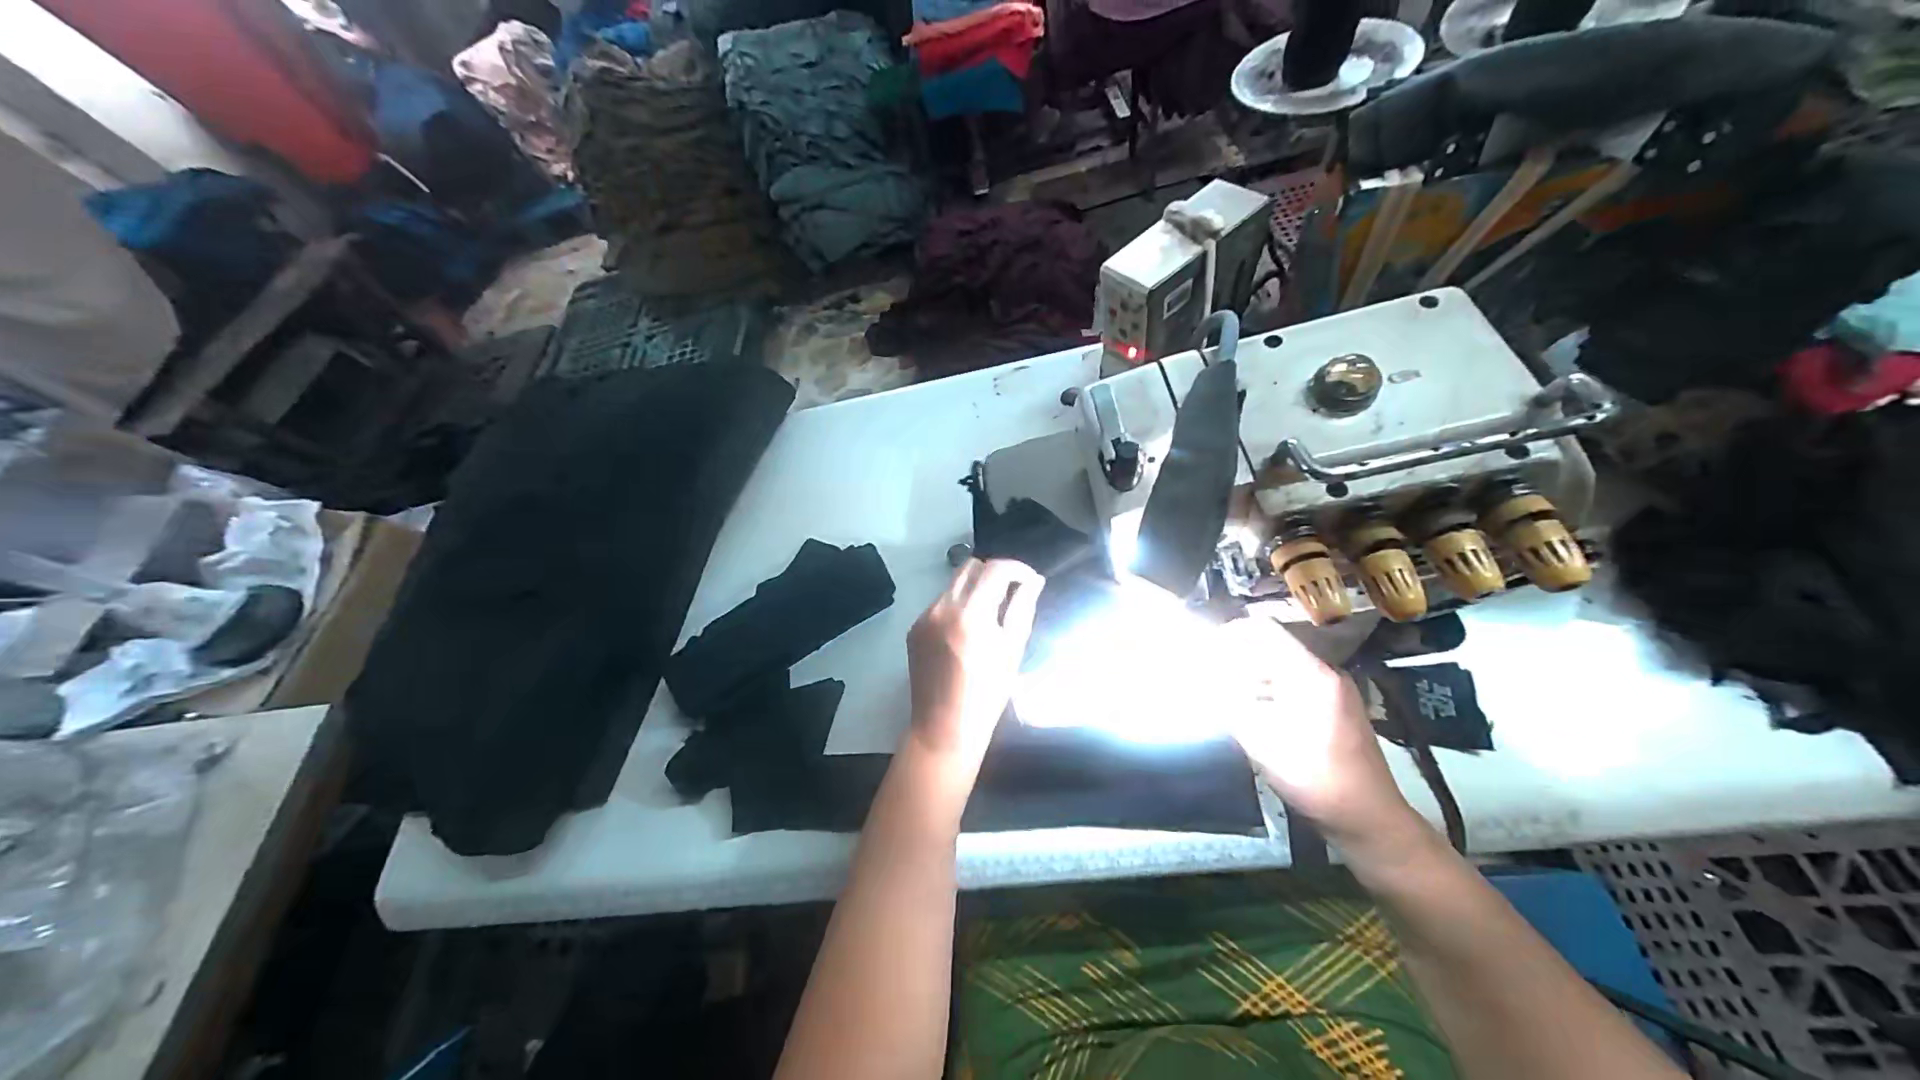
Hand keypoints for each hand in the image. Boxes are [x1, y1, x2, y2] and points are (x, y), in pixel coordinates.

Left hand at [906, 559, 1043, 778]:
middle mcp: (942, 608)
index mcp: (970, 614)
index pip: (995, 569)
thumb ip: (1023, 609)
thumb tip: (1034, 582)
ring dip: (975, 590)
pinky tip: (967, 634)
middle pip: (970, 567)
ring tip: (990, 616)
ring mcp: (924, 617)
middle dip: (993, 574)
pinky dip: (957, 608)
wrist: (944, 726)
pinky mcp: (914, 629)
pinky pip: (939, 604)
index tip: (1030, 581)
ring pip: (953, 585)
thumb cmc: (987, 694)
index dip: (1017, 569)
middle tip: (1011, 594)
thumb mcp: (1012, 650)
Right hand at [1214, 617, 1422, 850]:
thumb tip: (1205, 678)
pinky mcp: (1334, 709)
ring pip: (1283, 667)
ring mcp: (1334, 691)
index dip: (1231, 631)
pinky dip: (1268, 688)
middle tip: (1206, 670)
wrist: (1369, 819)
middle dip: (1236, 655)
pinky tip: (1249, 709)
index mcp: (1312, 675)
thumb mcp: (1262, 742)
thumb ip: (1230, 703)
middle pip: (1273, 647)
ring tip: (1221, 689)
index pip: (1266, 631)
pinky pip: (1294, 684)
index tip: (1204, 644)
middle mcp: (1326, 674)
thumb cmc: (1316, 780)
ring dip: (1251, 673)